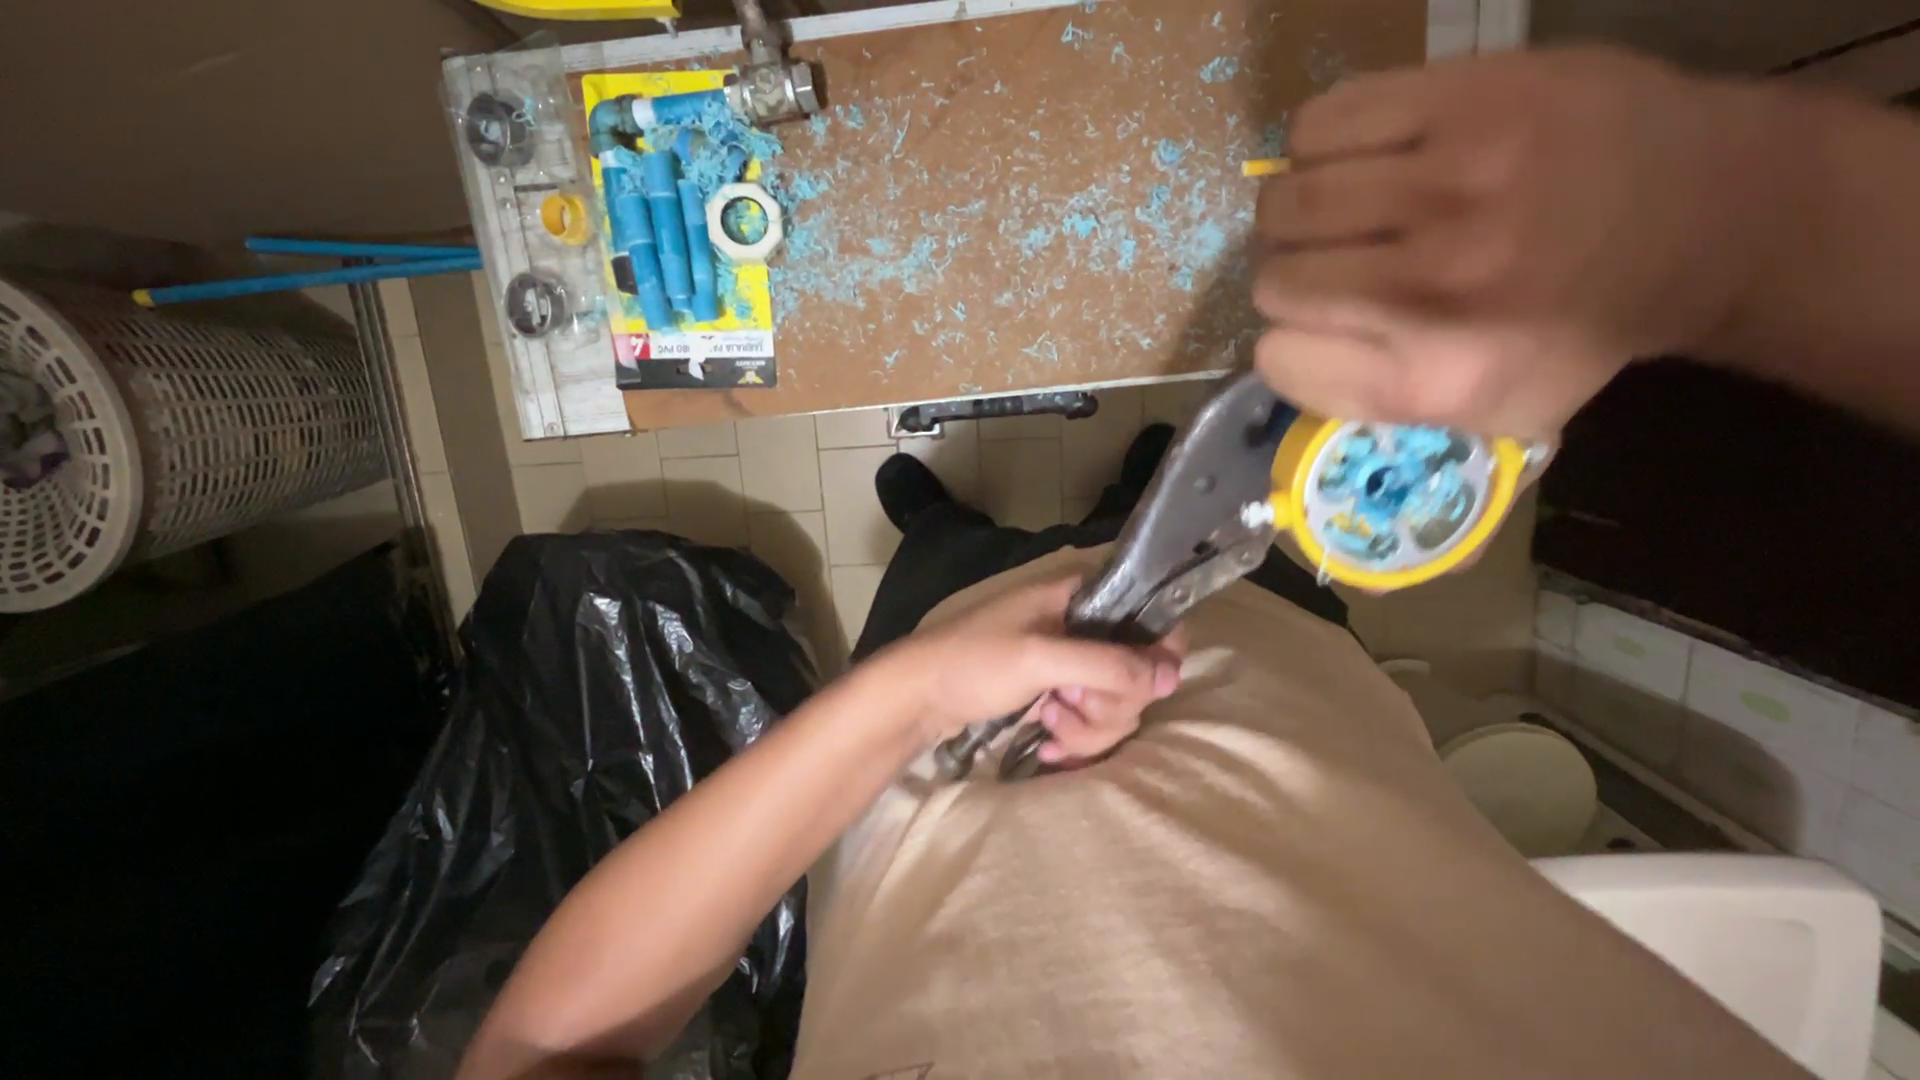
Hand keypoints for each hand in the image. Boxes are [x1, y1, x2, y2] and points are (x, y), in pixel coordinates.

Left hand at [873, 577, 1182, 761]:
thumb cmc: (973, 664)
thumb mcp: (1040, 660)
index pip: (1150, 618)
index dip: (1154, 658)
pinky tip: (1046, 743)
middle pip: (1137, 671)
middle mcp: (1082, 626)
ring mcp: (1069, 662)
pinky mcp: (1055, 693)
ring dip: (1089, 726)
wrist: (916, 697)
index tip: (1140, 688)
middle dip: (1109, 703)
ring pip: (1115, 701)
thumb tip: (1171, 678)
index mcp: (1080, 597)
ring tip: (1048, 728)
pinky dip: (1074, 735)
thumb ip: (1107, 665)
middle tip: (1069, 707)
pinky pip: (1089, 718)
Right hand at [1250, 47, 1785, 437]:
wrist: (1709, 213)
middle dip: (1292, 273)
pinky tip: (1361, 154)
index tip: (1324, 325)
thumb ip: (1364, 396)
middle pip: (1272, 279)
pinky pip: (1319, 123)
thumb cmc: (1571, 330)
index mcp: (1431, 376)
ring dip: (1301, 211)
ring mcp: (1451, 183)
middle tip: (1334, 261)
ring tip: (1347, 207)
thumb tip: (1274, 345)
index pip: (1275, 357)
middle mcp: (1433, 288)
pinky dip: (1318, 144)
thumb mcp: (1474, 410)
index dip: (1290, 340)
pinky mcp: (1466, 97)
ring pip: (1284, 200)